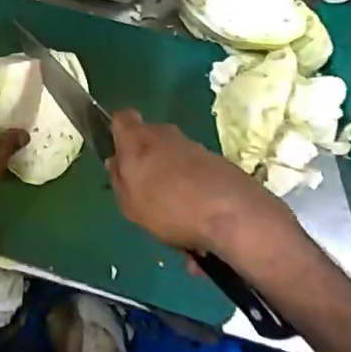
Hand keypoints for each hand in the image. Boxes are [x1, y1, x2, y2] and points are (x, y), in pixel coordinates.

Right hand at [106, 110, 290, 254]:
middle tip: (148, 194)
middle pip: (151, 141)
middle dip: (149, 163)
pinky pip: (198, 179)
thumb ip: (119, 179)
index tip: (119, 153)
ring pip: (176, 163)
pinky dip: (196, 198)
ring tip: (178, 225)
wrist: (233, 214)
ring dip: (174, 185)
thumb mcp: (128, 202)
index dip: (119, 132)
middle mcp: (166, 135)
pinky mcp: (220, 164)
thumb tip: (117, 162)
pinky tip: (200, 233)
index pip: (122, 117)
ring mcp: (196, 148)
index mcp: (137, 139)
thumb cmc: (167, 206)